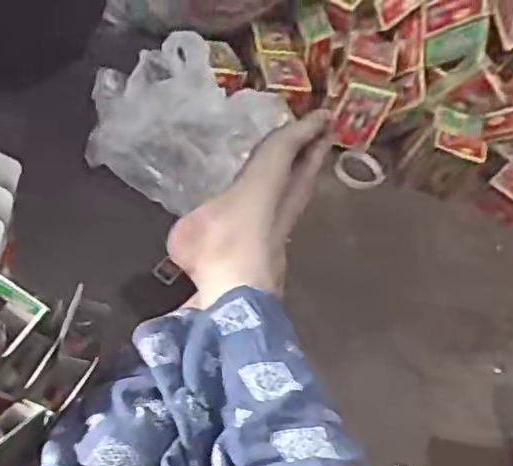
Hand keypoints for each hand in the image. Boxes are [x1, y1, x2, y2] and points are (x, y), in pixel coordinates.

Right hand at [165, 109, 330, 307]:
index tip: (319, 117)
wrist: (236, 301)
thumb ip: (193, 228)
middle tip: (325, 136)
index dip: (301, 132)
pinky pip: (279, 236)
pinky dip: (277, 225)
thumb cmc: (215, 252)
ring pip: (295, 207)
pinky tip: (265, 230)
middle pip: (303, 176)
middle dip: (314, 155)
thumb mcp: (187, 234)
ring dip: (298, 190)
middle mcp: (279, 211)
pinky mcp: (274, 270)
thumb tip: (191, 240)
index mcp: (262, 186)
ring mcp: (280, 243)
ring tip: (296, 179)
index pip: (285, 151)